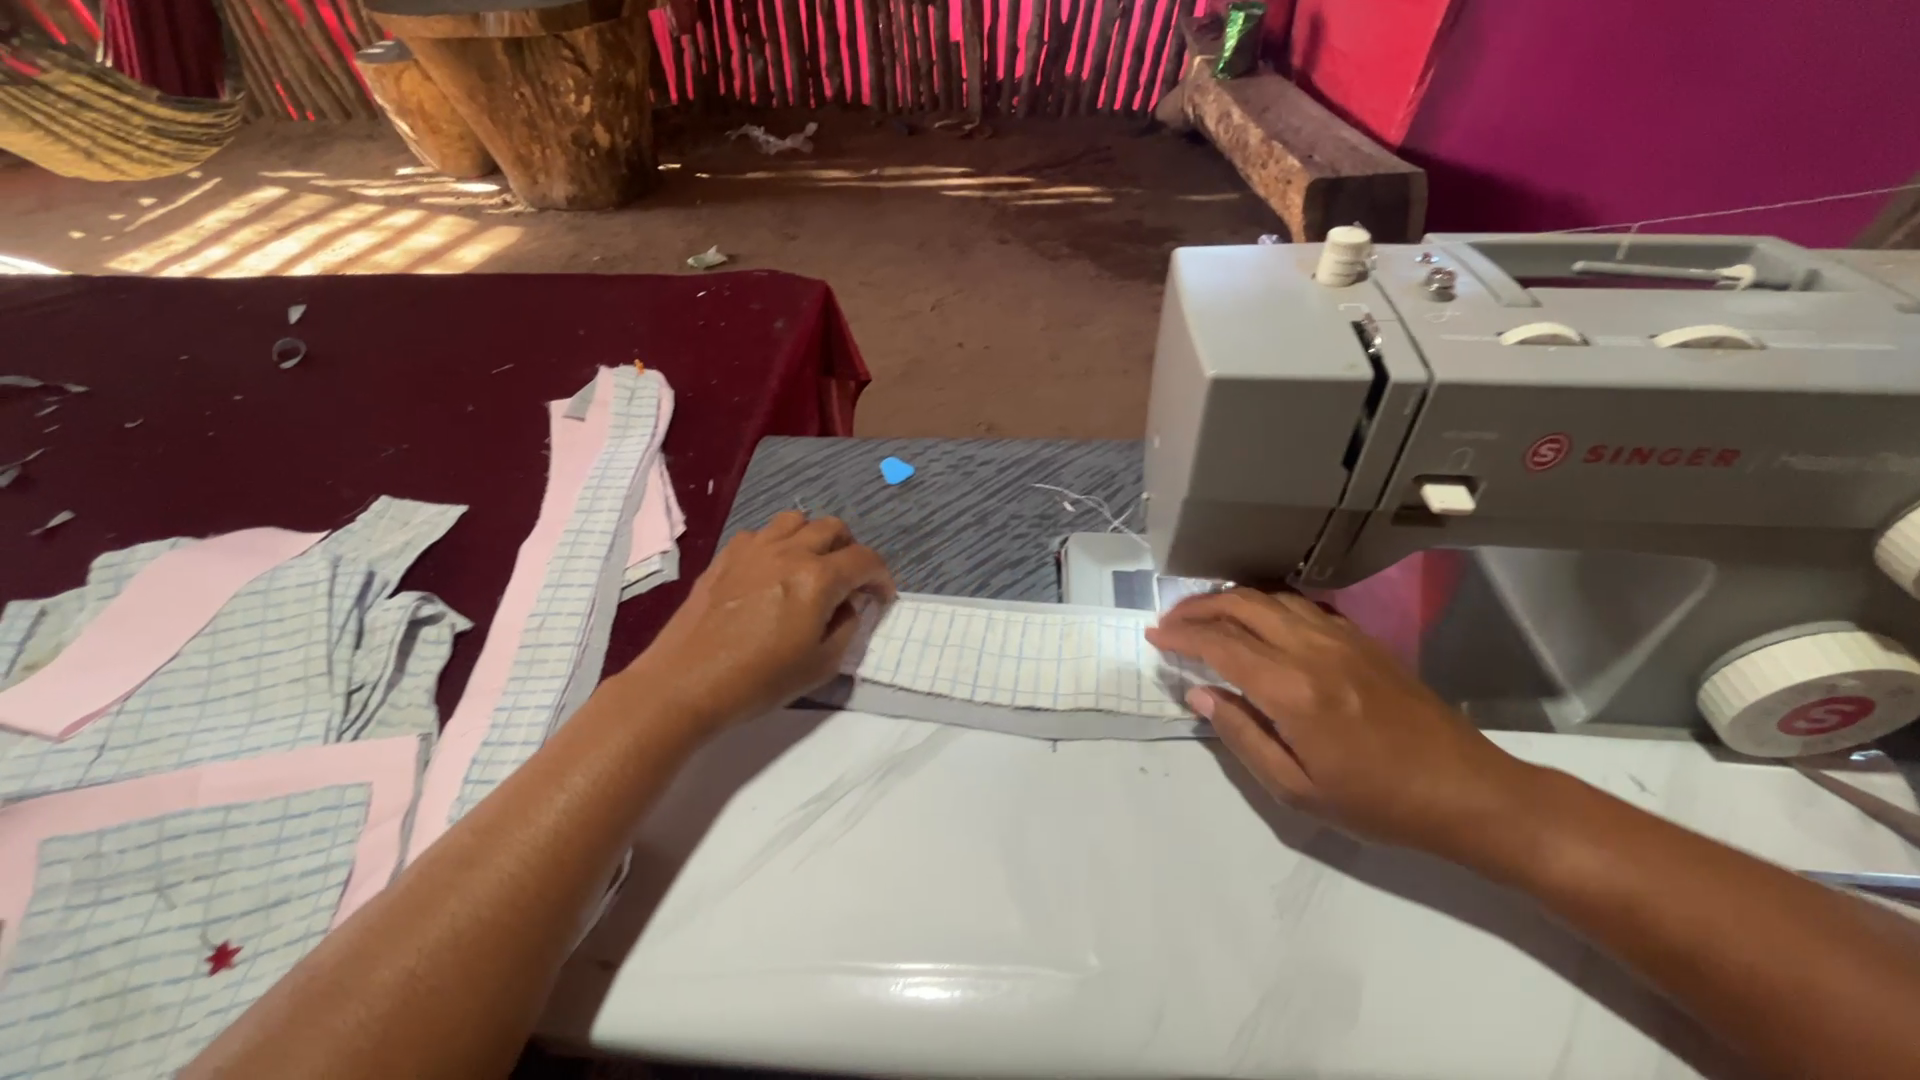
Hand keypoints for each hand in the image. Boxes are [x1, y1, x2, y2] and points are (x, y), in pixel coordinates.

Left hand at [632, 512, 895, 729]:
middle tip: (850, 581)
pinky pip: (762, 533)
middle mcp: (789, 552)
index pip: (865, 560)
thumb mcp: (821, 665)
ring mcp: (753, 549)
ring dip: (814, 538)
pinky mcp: (725, 557)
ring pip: (796, 520)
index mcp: (818, 578)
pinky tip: (772, 571)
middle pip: (833, 529)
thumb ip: (846, 627)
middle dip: (851, 551)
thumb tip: (848, 605)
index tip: (882, 596)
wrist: (686, 683)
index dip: (881, 577)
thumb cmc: (759, 681)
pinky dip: (778, 543)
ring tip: (812, 566)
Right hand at [1146, 589, 1539, 857]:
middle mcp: (1313, 650)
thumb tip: (1201, 694)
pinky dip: (1268, 604)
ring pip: (1273, 598)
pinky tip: (1259, 622)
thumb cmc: (1377, 803)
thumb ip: (1241, 736)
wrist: (1467, 791)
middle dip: (1199, 607)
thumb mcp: (1296, 790)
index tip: (1155, 636)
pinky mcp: (1364, 640)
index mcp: (1292, 690)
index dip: (1182, 636)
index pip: (1221, 644)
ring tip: (1205, 616)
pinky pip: (1303, 606)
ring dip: (1232, 601)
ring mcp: (1343, 638)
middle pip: (1243, 606)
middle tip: (1171, 620)